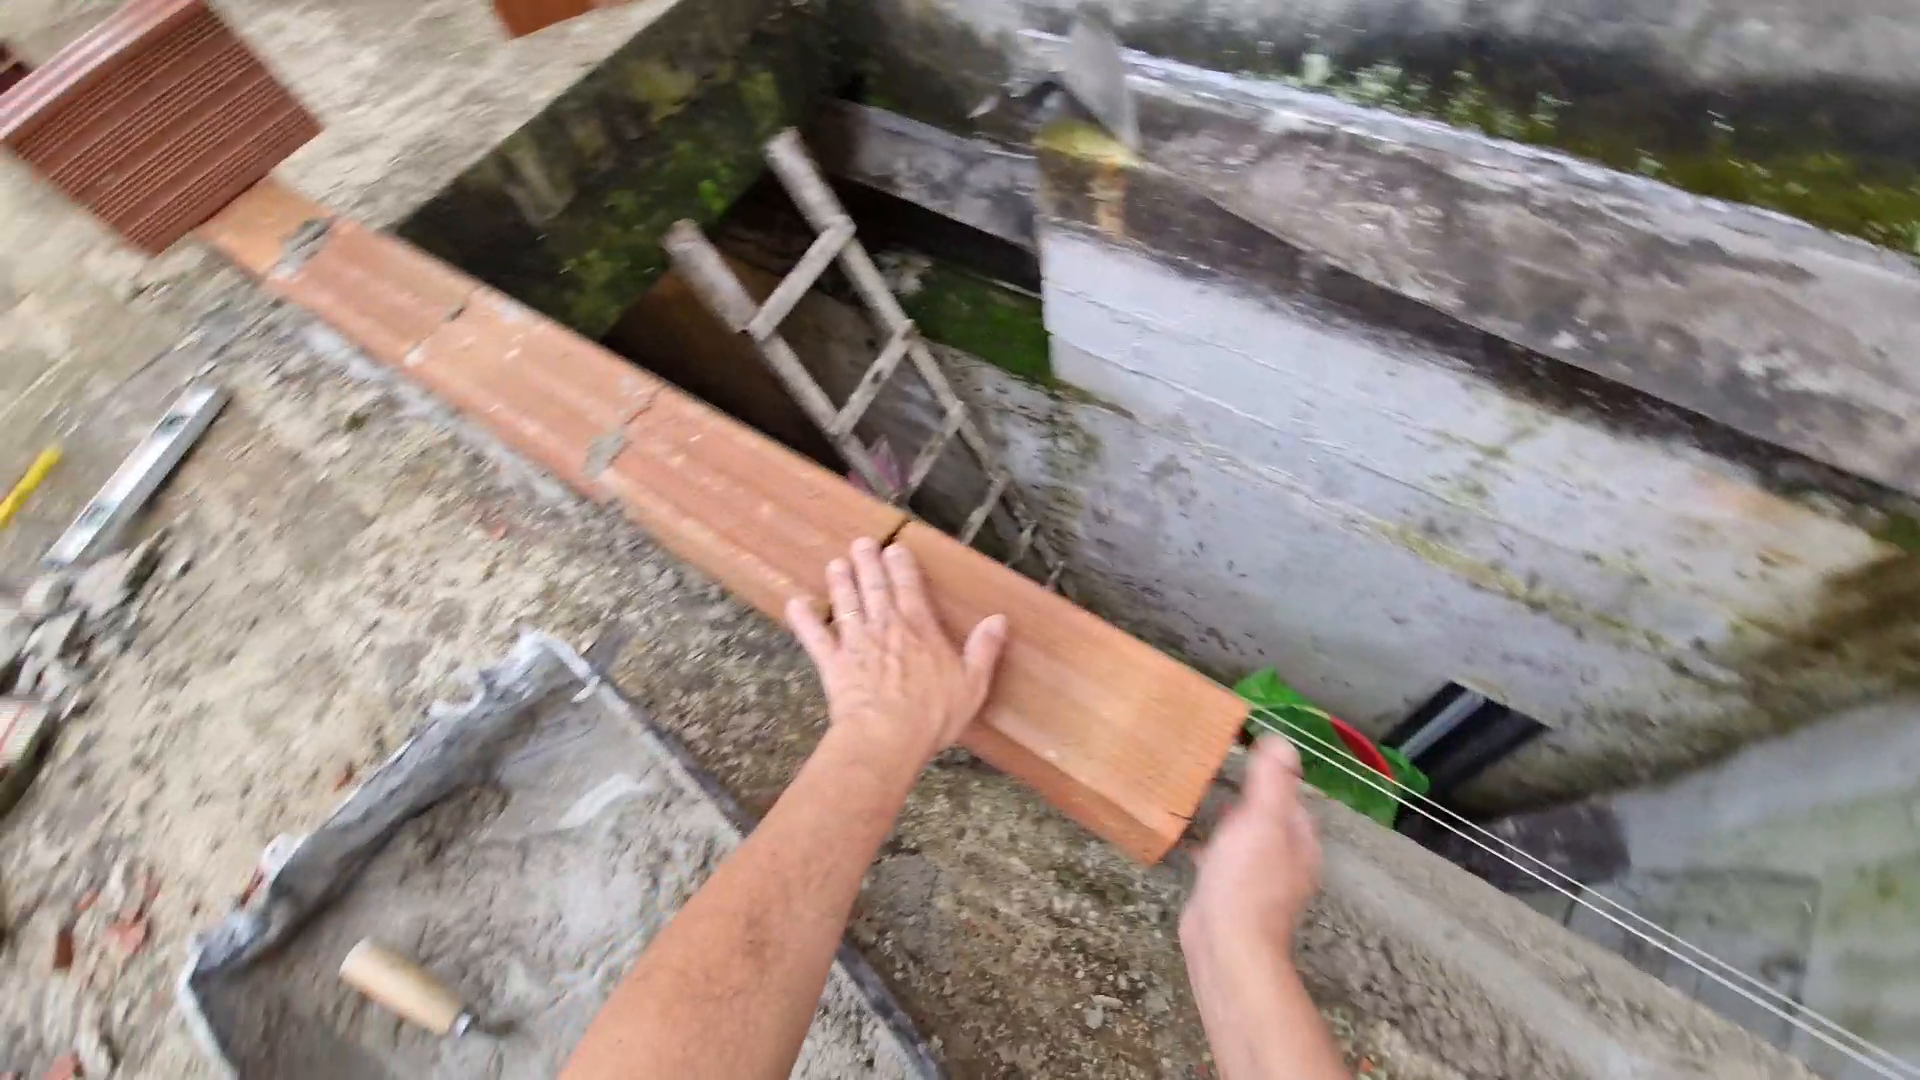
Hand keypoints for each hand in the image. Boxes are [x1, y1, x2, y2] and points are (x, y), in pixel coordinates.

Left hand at [786, 537, 1008, 770]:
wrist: (886, 737)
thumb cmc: (932, 713)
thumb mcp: (972, 683)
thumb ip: (983, 648)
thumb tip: (999, 619)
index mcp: (919, 628)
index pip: (910, 587)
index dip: (902, 565)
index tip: (895, 547)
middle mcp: (886, 626)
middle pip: (875, 587)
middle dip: (868, 562)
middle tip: (861, 542)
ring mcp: (856, 642)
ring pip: (846, 603)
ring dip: (840, 582)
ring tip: (836, 564)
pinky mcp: (833, 663)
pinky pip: (815, 637)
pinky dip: (804, 621)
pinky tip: (794, 604)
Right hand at [1181, 737, 1322, 953]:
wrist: (1224, 942)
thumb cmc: (1247, 879)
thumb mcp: (1262, 820)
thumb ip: (1272, 781)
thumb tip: (1281, 741)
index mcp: (1299, 842)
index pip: (1290, 798)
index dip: (1270, 775)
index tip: (1241, 751)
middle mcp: (1283, 860)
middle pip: (1265, 816)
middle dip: (1243, 795)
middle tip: (1211, 767)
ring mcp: (1255, 878)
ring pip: (1241, 836)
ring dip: (1224, 818)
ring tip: (1195, 792)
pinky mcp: (1227, 891)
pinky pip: (1218, 856)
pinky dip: (1205, 841)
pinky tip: (1183, 832)